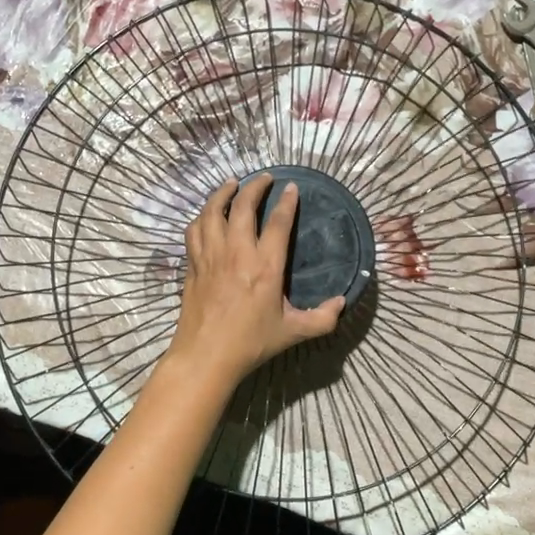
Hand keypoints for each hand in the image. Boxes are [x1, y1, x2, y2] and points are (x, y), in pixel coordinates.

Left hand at [166, 174, 344, 387]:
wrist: (206, 356)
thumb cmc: (251, 343)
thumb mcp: (293, 332)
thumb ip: (322, 318)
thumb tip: (342, 302)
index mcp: (265, 267)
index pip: (278, 223)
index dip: (286, 202)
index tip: (291, 188)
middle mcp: (236, 254)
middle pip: (242, 207)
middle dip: (254, 187)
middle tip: (263, 178)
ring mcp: (210, 257)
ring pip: (212, 212)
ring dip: (222, 193)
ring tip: (231, 184)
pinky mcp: (193, 265)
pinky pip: (194, 231)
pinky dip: (201, 217)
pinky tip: (207, 215)